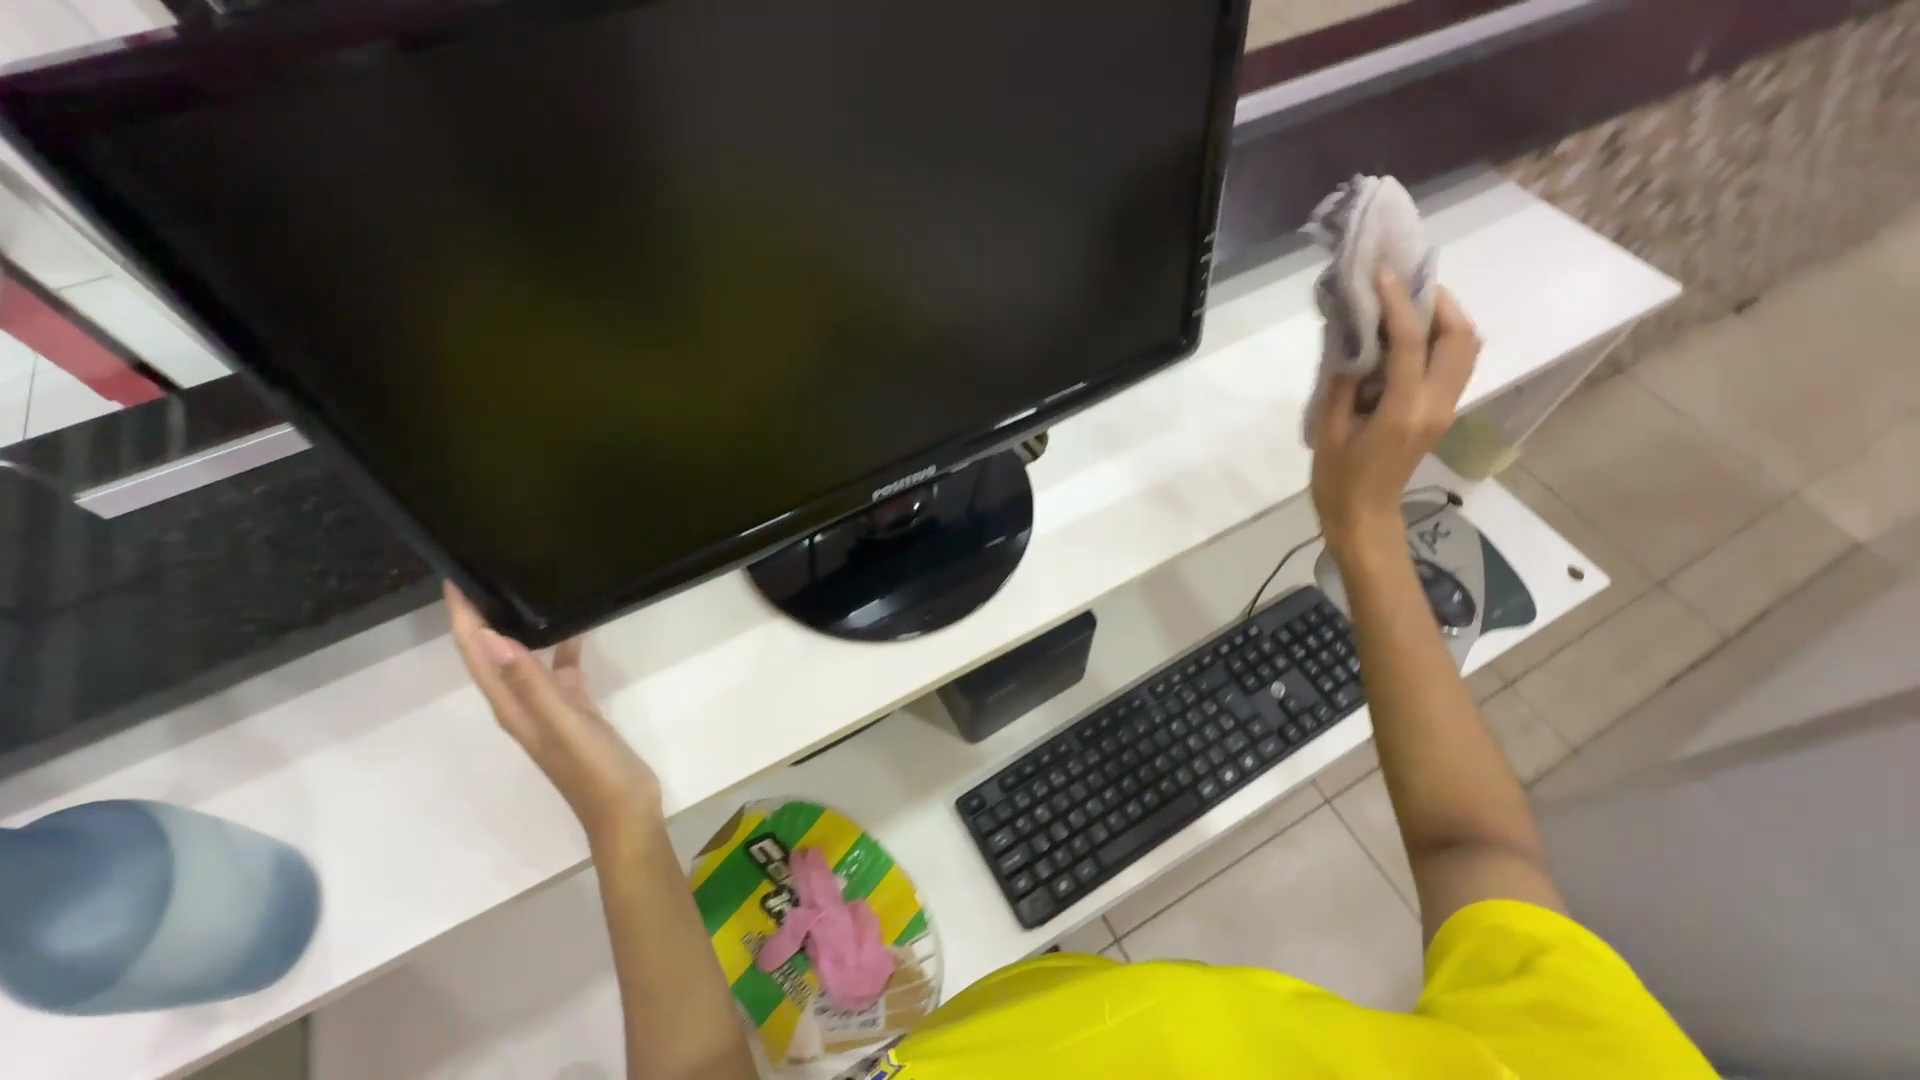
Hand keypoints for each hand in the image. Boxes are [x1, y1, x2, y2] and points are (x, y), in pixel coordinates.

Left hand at [445, 582, 662, 845]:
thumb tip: (492, 639)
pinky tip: (579, 628)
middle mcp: (523, 705)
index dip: (463, 618)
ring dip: (518, 628)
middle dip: (482, 617)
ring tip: (524, 591)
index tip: (455, 580)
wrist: (625, 811)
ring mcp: (549, 710)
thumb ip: (531, 684)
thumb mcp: (563, 725)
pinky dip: (564, 649)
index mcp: (512, 708)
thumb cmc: (594, 771)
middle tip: (483, 574)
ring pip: (524, 660)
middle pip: (492, 654)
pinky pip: (561, 672)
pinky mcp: (576, 711)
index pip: (477, 655)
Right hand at [1310, 268, 1479, 558]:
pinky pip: (1454, 364)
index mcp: (1406, 410)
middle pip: (1461, 337)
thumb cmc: (1339, 480)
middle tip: (1407, 284)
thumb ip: (1344, 381)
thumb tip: (1352, 339)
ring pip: (1466, 348)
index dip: (1399, 302)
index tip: (1383, 272)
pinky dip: (1440, 339)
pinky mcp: (1441, 412)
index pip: (1412, 342)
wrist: (1364, 518)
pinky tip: (1408, 335)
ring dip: (1446, 318)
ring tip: (1409, 303)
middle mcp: (1437, 405)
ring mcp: (1445, 409)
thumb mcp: (1329, 430)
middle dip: (1440, 302)